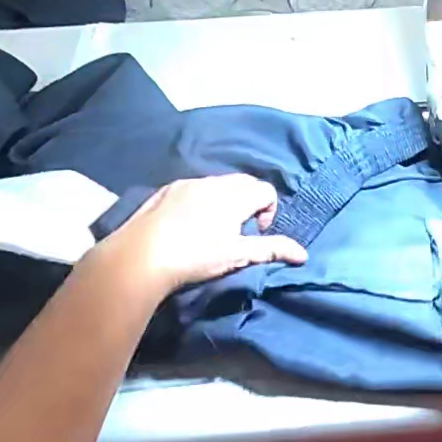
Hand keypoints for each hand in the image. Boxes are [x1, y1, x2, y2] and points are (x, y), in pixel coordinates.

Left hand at [82, 175, 307, 299]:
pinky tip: (189, 225)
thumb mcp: (237, 256)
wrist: (138, 259)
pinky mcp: (164, 192)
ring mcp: (185, 184)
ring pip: (218, 184)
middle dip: (250, 203)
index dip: (269, 212)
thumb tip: (302, 254)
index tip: (256, 235)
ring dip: (226, 201)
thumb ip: (271, 250)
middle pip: (244, 183)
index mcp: (233, 195)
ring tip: (215, 230)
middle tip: (240, 232)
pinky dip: (202, 200)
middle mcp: (212, 183)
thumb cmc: (194, 257)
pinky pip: (194, 188)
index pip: (266, 191)